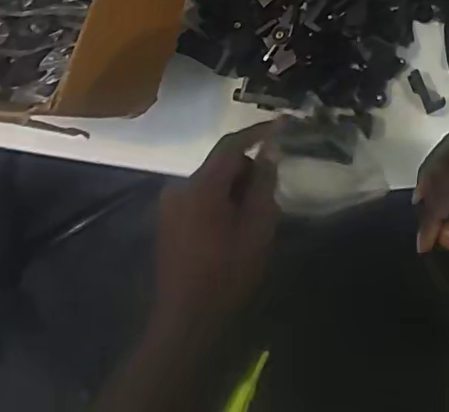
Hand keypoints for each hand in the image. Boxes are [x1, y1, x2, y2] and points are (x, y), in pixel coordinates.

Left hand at [153, 121, 280, 331]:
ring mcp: (169, 206)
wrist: (187, 325)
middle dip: (247, 172)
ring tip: (253, 219)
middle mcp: (180, 186)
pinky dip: (218, 204)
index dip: (258, 131)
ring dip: (233, 191)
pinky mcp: (167, 224)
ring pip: (210, 184)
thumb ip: (264, 182)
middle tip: (271, 196)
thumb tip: (270, 148)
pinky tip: (231, 231)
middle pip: (221, 164)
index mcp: (202, 184)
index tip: (282, 123)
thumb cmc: (228, 274)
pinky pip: (198, 200)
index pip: (232, 144)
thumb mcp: (258, 227)